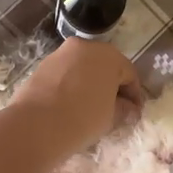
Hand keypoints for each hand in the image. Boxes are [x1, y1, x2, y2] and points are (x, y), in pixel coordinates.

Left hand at [8, 38, 144, 145]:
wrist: (38, 125)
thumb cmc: (83, 119)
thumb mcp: (111, 117)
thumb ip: (124, 109)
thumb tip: (129, 108)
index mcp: (109, 56)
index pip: (129, 74)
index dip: (135, 95)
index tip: (135, 112)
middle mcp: (85, 47)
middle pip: (105, 66)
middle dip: (112, 86)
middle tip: (116, 108)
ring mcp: (61, 53)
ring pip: (83, 68)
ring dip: (91, 84)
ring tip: (92, 108)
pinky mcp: (43, 65)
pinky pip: (66, 74)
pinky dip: (72, 86)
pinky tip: (71, 105)